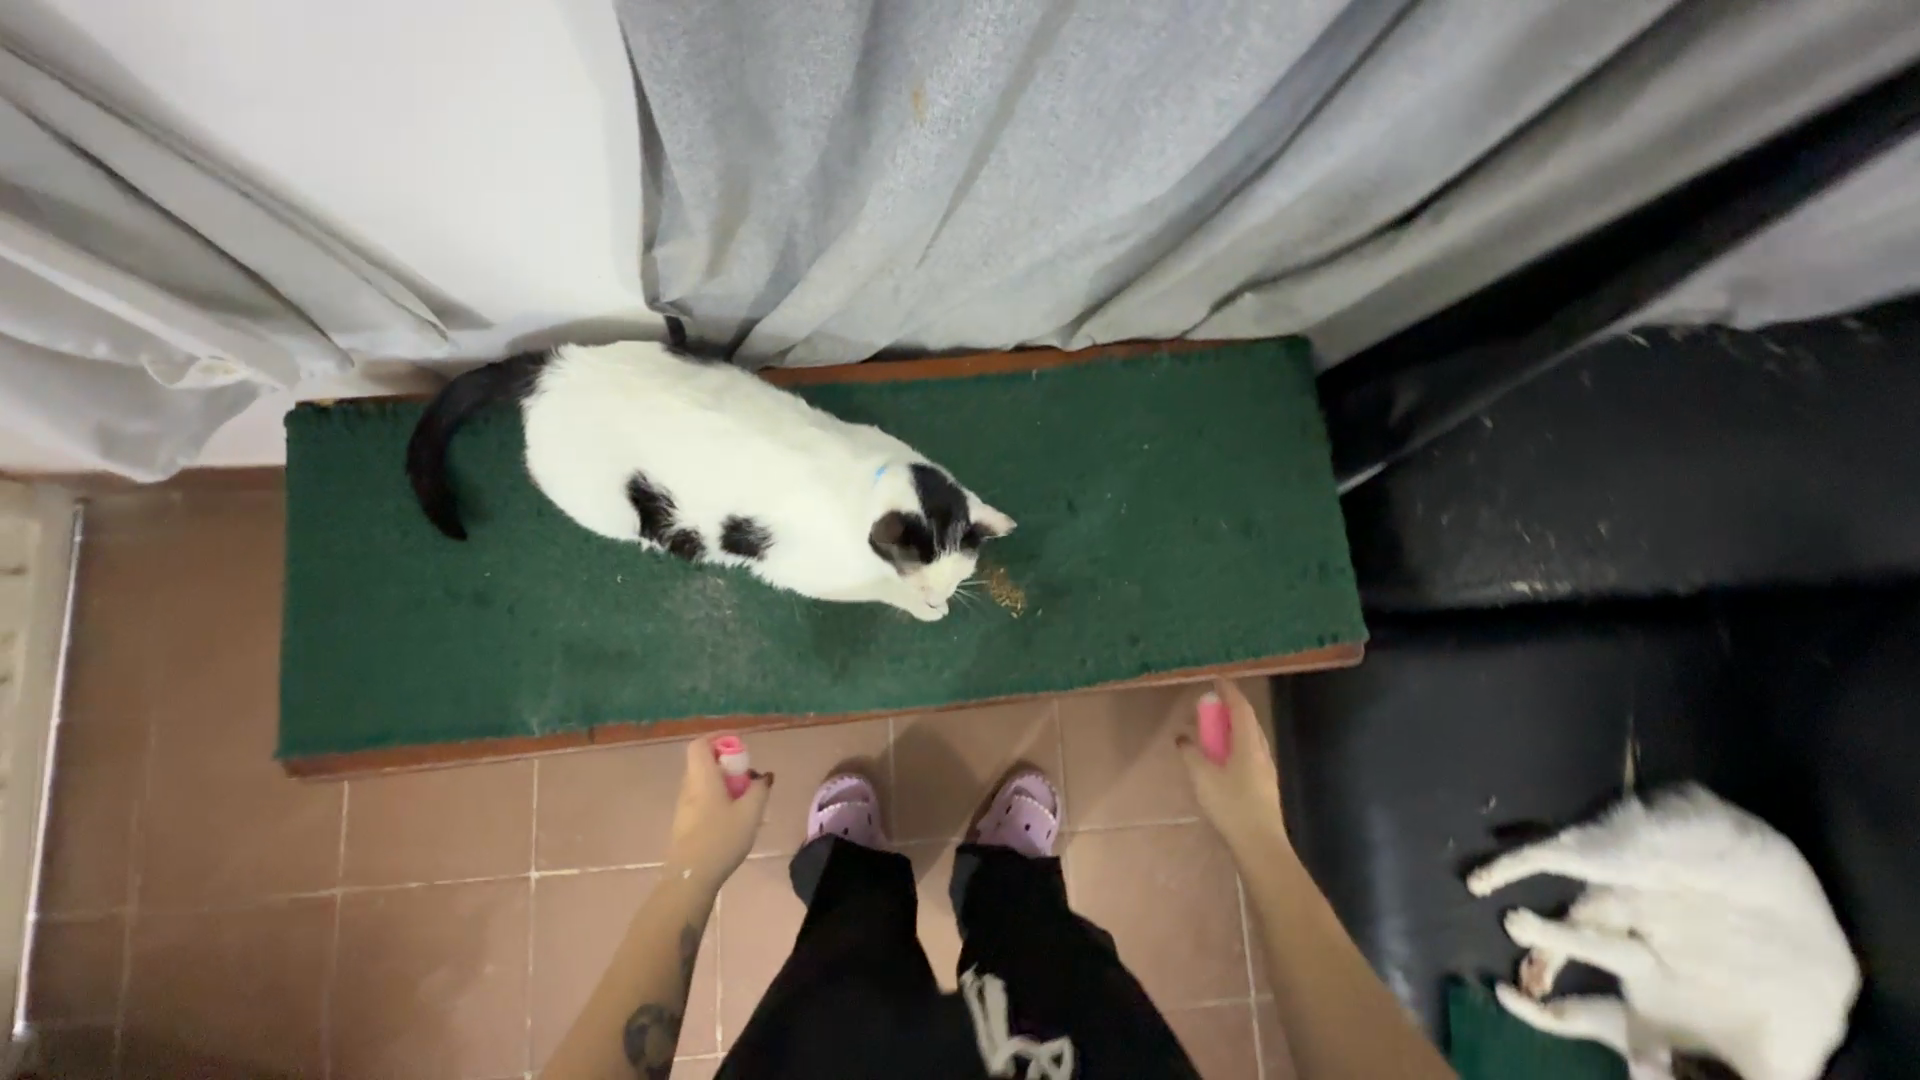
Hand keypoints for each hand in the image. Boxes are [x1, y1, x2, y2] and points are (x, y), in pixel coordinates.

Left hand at [664, 737, 772, 889]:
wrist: (690, 877)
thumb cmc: (721, 838)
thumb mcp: (750, 812)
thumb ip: (760, 789)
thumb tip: (763, 776)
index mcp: (702, 778)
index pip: (700, 745)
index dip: (717, 739)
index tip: (738, 746)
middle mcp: (688, 787)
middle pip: (703, 763)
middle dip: (726, 763)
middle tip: (747, 776)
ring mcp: (683, 807)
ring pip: (703, 783)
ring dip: (723, 783)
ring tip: (745, 799)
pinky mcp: (684, 824)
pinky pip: (701, 800)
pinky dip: (717, 799)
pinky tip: (733, 819)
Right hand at [1177, 678, 1288, 856]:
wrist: (1260, 845)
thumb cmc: (1231, 806)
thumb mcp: (1203, 778)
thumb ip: (1191, 754)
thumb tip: (1182, 738)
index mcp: (1249, 744)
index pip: (1241, 708)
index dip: (1229, 691)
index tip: (1216, 679)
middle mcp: (1261, 751)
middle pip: (1247, 722)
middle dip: (1229, 709)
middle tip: (1210, 706)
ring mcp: (1266, 769)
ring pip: (1249, 739)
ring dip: (1231, 729)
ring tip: (1212, 732)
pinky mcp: (1264, 784)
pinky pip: (1248, 753)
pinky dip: (1233, 746)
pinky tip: (1221, 759)